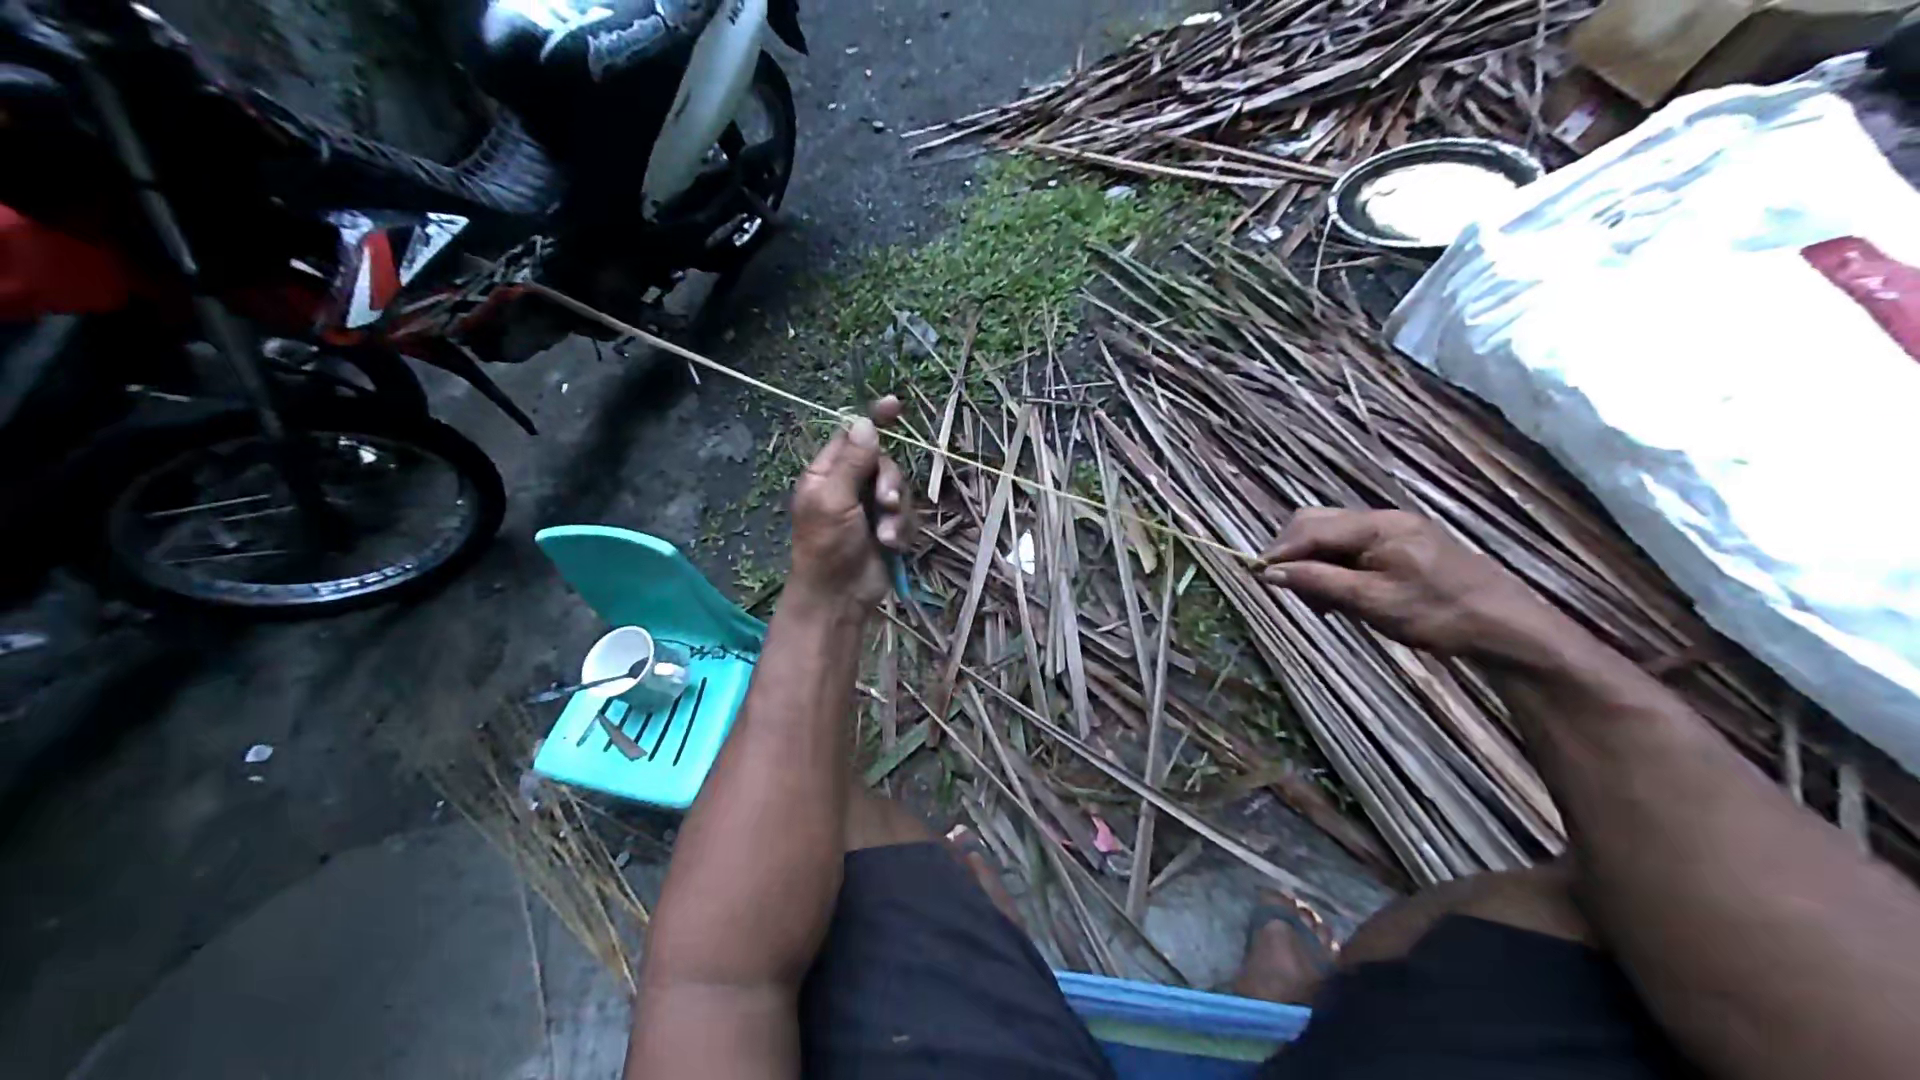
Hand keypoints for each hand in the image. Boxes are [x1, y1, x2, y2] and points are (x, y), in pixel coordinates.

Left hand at [787, 397, 914, 613]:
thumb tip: (865, 422)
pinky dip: (902, 530)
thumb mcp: (834, 500)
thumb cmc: (826, 548)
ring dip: (896, 513)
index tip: (895, 405)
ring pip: (899, 490)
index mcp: (826, 474)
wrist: (839, 598)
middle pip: (883, 463)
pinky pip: (906, 516)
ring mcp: (869, 508)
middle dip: (889, 483)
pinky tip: (892, 546)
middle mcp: (849, 486)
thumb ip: (852, 461)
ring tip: (886, 536)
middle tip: (885, 503)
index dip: (873, 420)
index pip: (851, 436)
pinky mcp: (888, 529)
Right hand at [1257, 508, 1578, 665]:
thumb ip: (1318, 583)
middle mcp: (1383, 519)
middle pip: (1316, 523)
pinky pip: (1352, 547)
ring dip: (1314, 563)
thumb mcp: (1371, 602)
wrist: (1509, 628)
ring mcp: (1395, 530)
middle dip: (1294, 554)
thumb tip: (1270, 572)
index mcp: (1376, 527)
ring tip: (1321, 601)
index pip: (1309, 529)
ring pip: (1332, 536)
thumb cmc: (1439, 614)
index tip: (1258, 577)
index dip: (1278, 552)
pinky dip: (1336, 567)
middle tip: (1293, 591)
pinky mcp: (1404, 546)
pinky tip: (1343, 595)